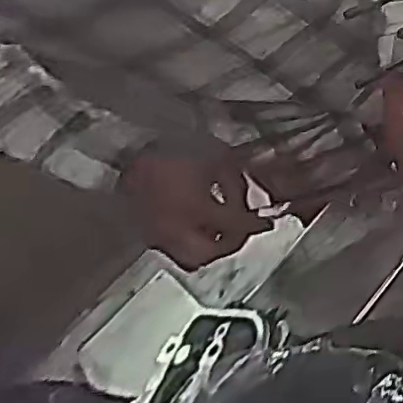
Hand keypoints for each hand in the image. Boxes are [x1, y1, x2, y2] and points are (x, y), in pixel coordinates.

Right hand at [119, 150, 271, 270]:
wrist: (136, 146)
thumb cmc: (183, 148)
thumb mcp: (223, 162)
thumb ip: (238, 191)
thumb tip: (246, 210)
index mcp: (195, 210)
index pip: (234, 229)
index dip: (255, 226)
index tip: (266, 223)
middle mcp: (171, 229)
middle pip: (206, 256)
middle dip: (229, 245)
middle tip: (243, 230)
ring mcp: (153, 233)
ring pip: (185, 257)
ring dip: (209, 248)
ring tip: (224, 229)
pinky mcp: (143, 230)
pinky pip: (171, 248)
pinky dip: (191, 242)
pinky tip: (202, 225)